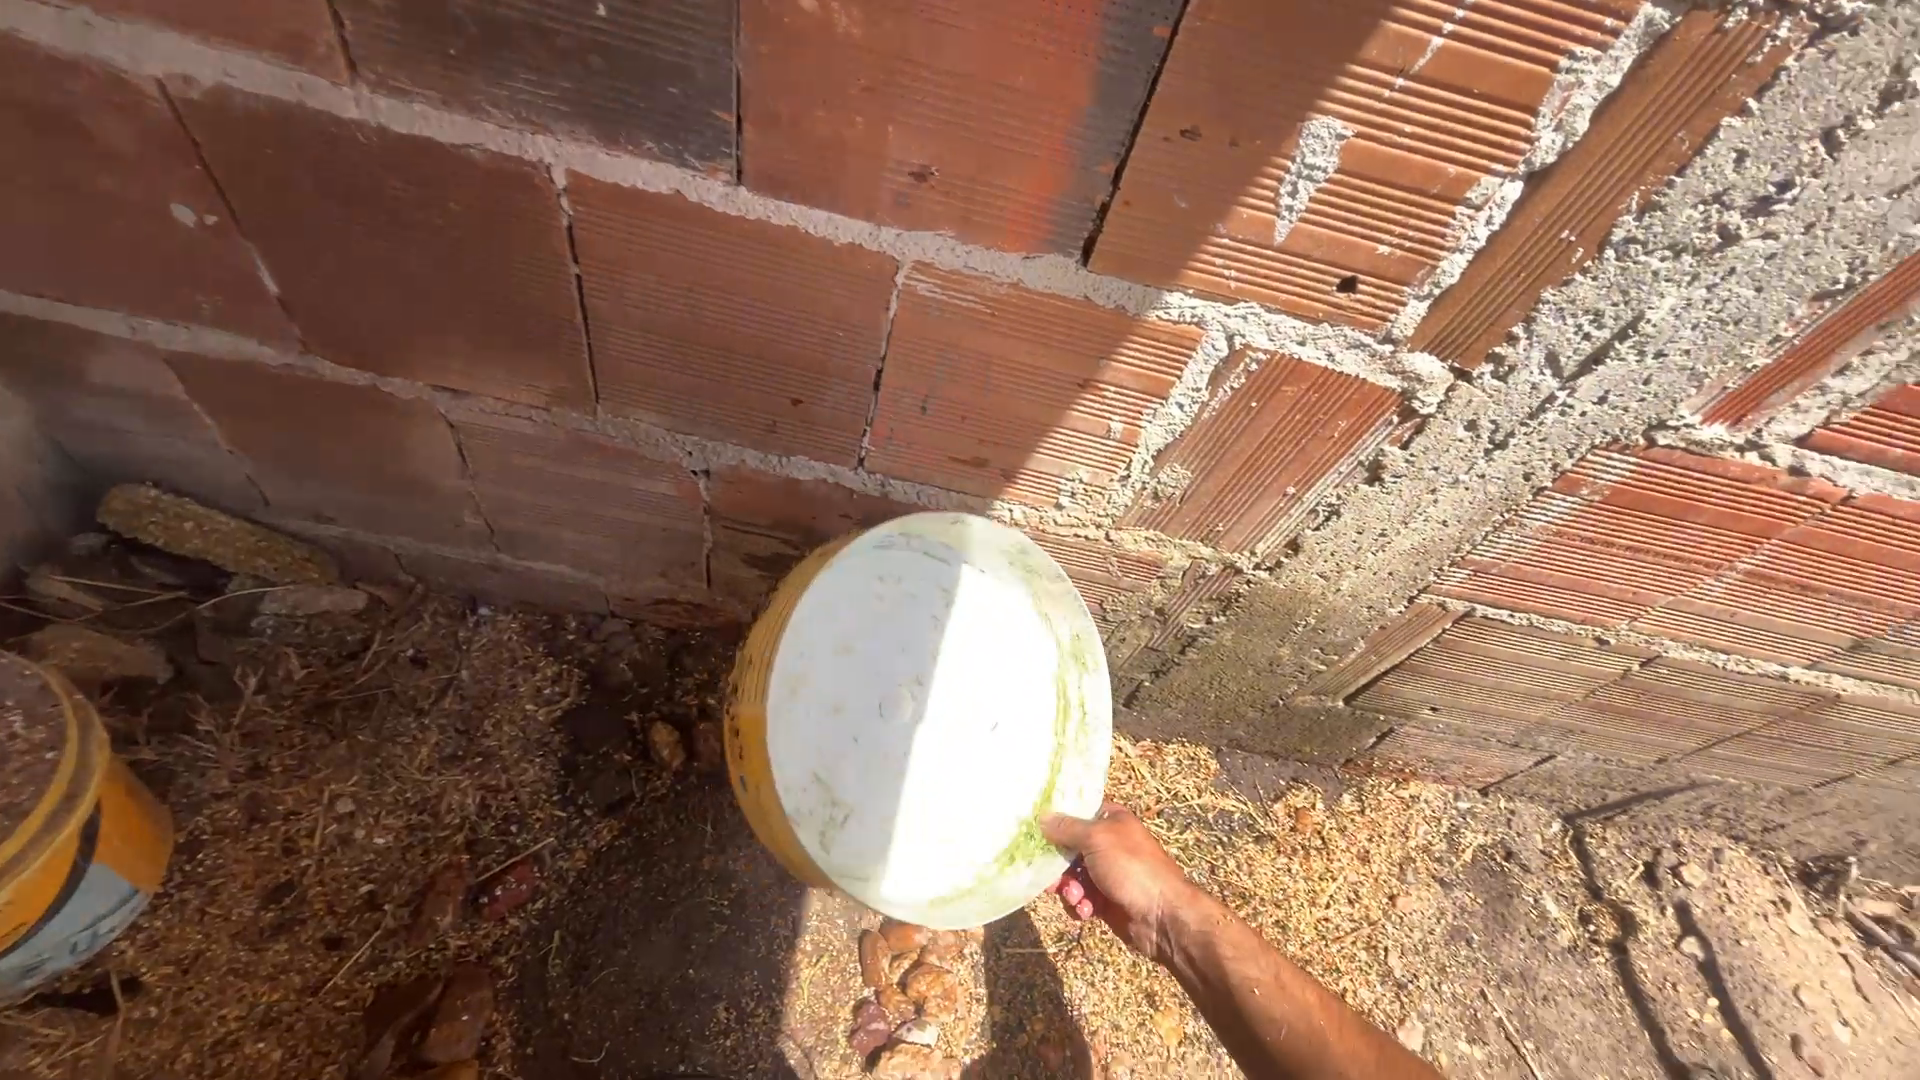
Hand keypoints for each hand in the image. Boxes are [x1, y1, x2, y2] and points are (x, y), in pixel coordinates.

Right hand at [1040, 802, 1195, 963]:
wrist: (1163, 917)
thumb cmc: (1132, 867)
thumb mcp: (1096, 838)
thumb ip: (1067, 828)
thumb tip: (1042, 817)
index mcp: (1110, 820)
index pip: (1076, 812)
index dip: (1056, 820)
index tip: (1035, 829)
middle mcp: (1107, 844)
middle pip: (1069, 847)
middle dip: (1058, 864)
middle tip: (1051, 877)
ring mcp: (1106, 873)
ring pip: (1071, 875)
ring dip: (1069, 888)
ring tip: (1077, 898)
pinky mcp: (1105, 900)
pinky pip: (1080, 898)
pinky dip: (1079, 904)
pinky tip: (1086, 911)